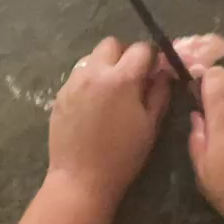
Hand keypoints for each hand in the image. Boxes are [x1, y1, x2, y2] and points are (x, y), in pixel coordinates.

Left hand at [47, 38, 171, 206]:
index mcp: (121, 79)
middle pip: (112, 44)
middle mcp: (94, 72)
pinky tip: (95, 103)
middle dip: (125, 54)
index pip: (141, 48)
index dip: (152, 57)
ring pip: (92, 57)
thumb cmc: (123, 155)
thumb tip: (163, 72)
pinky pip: (78, 74)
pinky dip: (90, 79)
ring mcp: (73, 81)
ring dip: (105, 65)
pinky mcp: (60, 93)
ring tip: (112, 89)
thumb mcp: (150, 125)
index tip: (155, 71)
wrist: (81, 179)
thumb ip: (159, 92)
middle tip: (132, 77)